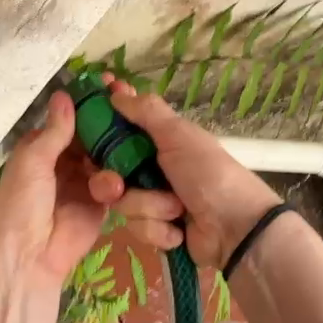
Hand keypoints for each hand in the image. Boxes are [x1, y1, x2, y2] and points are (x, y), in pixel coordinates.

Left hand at [0, 92, 186, 293]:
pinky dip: (121, 176)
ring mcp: (83, 183)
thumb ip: (54, 132)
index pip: (67, 120)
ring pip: (105, 157)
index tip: (110, 85)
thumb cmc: (20, 204)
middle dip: (107, 124)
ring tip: (135, 134)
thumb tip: (65, 95)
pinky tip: (130, 166)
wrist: (29, 257)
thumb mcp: (32, 162)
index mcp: (39, 149)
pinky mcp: (101, 204)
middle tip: (131, 104)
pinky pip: (115, 183)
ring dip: (116, 148)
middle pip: (90, 137)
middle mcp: (62, 163)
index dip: (86, 105)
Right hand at [93, 79, 281, 269]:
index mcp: (159, 141)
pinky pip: (138, 228)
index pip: (119, 128)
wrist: (237, 229)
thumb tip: (117, 91)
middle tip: (119, 185)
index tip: (86, 123)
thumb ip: (147, 112)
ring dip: (149, 207)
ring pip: (122, 203)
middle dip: (113, 182)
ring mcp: (153, 201)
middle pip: (108, 171)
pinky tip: (178, 230)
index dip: (102, 125)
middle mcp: (151, 169)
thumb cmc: (209, 174)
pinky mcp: (157, 230)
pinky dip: (159, 229)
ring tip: (175, 210)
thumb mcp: (179, 136)